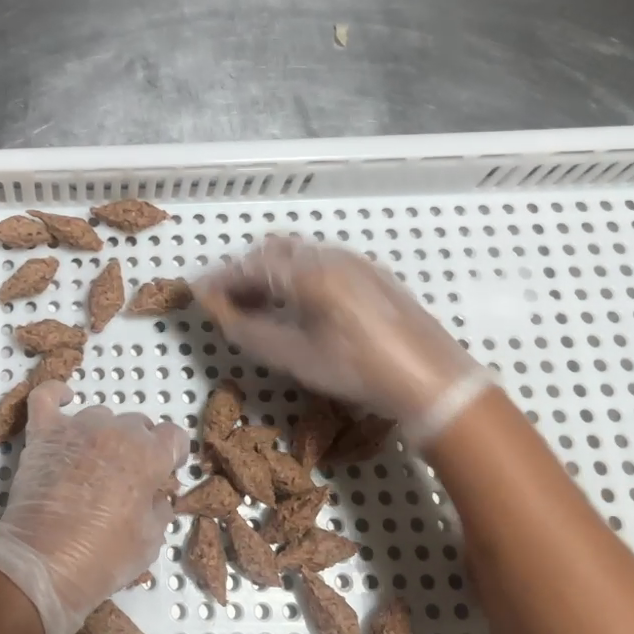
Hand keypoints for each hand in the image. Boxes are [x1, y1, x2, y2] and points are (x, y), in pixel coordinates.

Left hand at [0, 382, 184, 633]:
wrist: (45, 562)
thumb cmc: (104, 557)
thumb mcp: (152, 540)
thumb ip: (160, 506)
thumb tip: (157, 493)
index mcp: (149, 455)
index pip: (174, 436)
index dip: (172, 455)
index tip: (164, 474)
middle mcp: (116, 432)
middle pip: (137, 425)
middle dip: (139, 447)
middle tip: (127, 478)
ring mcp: (77, 428)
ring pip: (100, 416)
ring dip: (103, 434)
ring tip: (93, 463)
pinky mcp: (43, 433)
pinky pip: (47, 397)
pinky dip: (56, 395)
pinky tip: (63, 401)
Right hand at [195, 236, 491, 446]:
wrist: (433, 381)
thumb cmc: (359, 370)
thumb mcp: (295, 356)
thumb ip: (249, 331)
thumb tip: (219, 313)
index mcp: (308, 271)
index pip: (250, 266)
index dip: (220, 280)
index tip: (199, 295)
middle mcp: (330, 256)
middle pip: (272, 252)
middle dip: (244, 274)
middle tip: (227, 303)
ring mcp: (355, 262)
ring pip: (298, 256)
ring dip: (271, 274)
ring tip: (259, 307)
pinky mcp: (372, 275)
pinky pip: (321, 263)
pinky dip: (297, 277)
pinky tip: (298, 307)